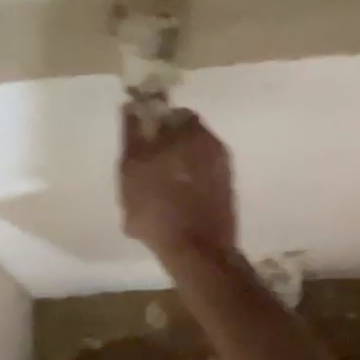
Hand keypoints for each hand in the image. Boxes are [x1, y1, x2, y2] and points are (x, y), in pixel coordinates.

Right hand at [118, 103, 236, 259]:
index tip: (140, 141)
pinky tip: (173, 206)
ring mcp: (225, 170)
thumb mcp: (132, 167)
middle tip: (144, 168)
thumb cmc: (159, 206)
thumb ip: (131, 134)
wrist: (197, 251)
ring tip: (155, 192)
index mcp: (194, 132)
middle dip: (166, 147)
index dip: (154, 124)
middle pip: (185, 136)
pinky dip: (188, 186)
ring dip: (177, 168)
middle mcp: (215, 145)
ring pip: (194, 159)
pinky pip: (203, 180)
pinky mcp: (227, 194)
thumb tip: (131, 107)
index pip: (172, 113)